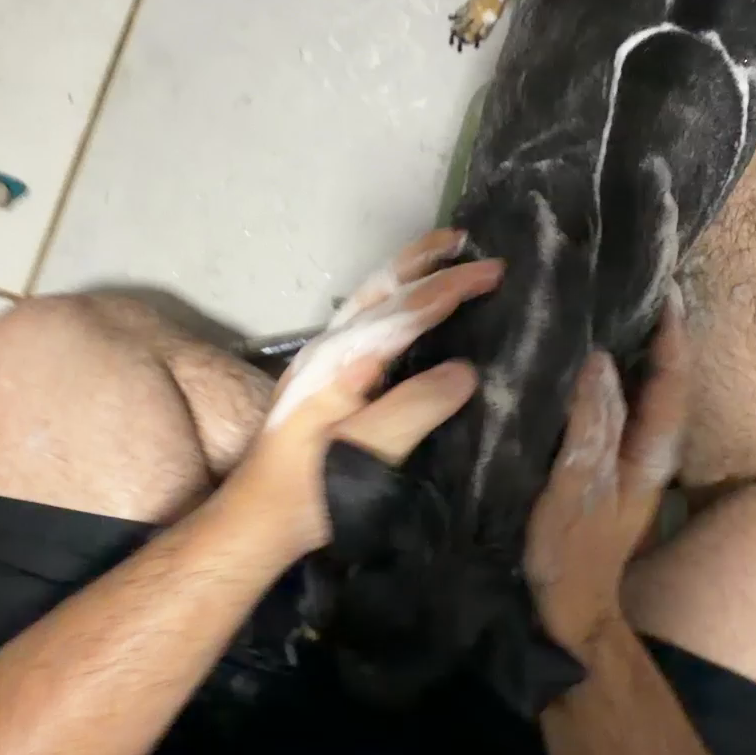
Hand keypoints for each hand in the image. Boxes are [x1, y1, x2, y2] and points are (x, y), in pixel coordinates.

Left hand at [225, 228, 501, 555]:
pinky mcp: (323, 377)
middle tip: (464, 239)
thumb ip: (416, 406)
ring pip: (368, 298)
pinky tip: (407, 313)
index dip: (452, 286)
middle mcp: (330, 346)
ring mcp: (322, 359)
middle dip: (423, 259)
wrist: (260, 514)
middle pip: (380, 286)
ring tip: (440, 258)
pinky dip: (394, 300)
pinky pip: (365, 319)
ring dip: (406, 273)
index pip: (407, 309)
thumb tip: (465, 371)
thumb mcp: (369, 451)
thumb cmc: (313, 486)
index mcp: (343, 358)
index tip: (495, 271)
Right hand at [525, 298, 687, 650]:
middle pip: (656, 385)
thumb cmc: (572, 554)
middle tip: (628, 292)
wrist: (569, 613)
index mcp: (648, 453)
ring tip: (598, 318)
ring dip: (624, 359)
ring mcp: (620, 464)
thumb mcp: (577, 489)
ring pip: (630, 399)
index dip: (671, 337)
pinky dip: (594, 388)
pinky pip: (602, 416)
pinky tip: (570, 374)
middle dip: (651, 338)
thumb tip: (601, 363)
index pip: (669, 382)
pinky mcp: (596, 473)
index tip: (666, 288)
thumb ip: (590, 428)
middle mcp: (642, 452)